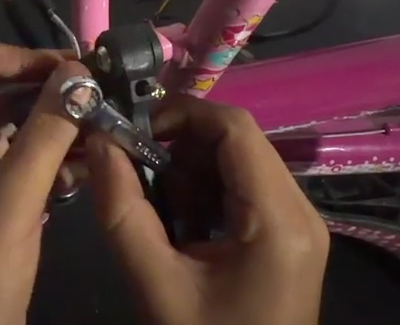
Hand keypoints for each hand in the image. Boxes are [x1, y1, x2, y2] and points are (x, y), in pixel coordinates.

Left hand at [0, 41, 84, 324]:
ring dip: (59, 122)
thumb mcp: (16, 193)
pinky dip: (56, 156)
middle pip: (4, 91)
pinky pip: (26, 160)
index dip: (25, 56)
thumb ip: (49, 128)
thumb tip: (79, 71)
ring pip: (19, 126)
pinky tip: (94, 161)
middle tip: (102, 92)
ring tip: (106, 123)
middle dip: (50, 88)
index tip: (75, 66)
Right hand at [88, 97, 328, 324]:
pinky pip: (245, 187)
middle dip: (181, 144)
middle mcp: (301, 212)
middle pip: (237, 140)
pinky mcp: (291, 239)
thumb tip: (98, 140)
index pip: (234, 127)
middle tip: (139, 167)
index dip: (181, 114)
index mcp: (279, 220)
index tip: (135, 131)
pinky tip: (183, 226)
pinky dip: (207, 190)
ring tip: (161, 207)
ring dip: (192, 168)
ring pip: (239, 160)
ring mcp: (300, 226)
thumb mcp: (156, 285)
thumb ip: (122, 209)